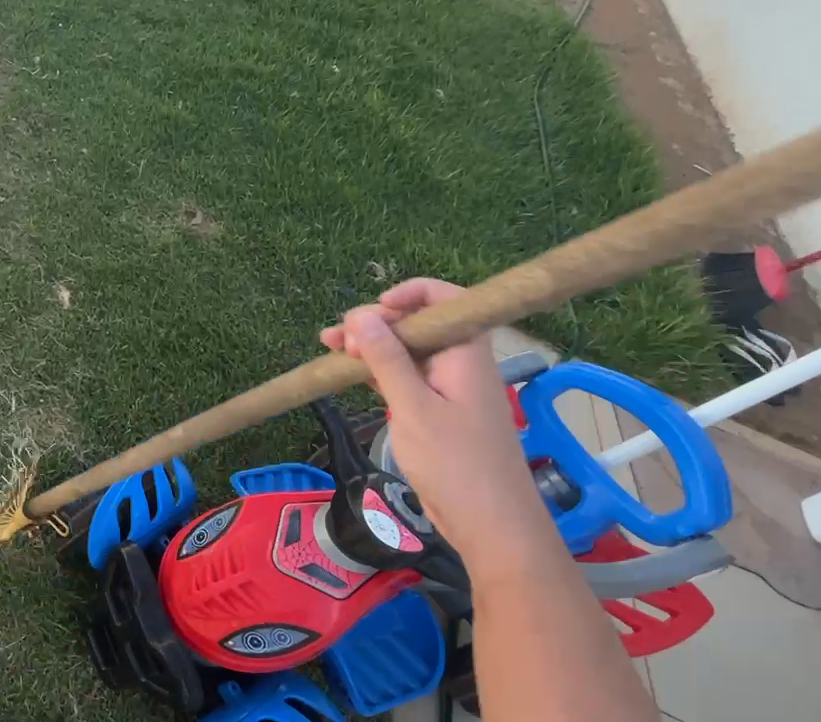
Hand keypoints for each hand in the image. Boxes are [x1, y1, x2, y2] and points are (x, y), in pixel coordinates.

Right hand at [319, 279, 553, 569]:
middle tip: (340, 340)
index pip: (448, 300)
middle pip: (417, 323)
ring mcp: (445, 387)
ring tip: (329, 346)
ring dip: (368, 344)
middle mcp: (458, 364)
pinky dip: (373, 369)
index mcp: (465, 356)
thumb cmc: (457, 465)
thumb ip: (386, 358)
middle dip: (376, 321)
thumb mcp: (413, 408)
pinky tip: (345, 370)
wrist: (491, 527)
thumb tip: (360, 314)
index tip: (375, 309)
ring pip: (404, 349)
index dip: (412, 294)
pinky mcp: (433, 409)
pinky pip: (400, 375)